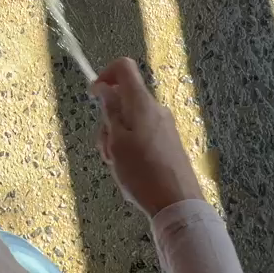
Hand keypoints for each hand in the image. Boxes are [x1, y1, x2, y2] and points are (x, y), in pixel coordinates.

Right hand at [92, 58, 203, 216]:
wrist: (179, 205)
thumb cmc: (142, 172)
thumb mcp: (117, 142)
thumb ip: (110, 112)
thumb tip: (106, 87)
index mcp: (141, 103)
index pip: (124, 67)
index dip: (105, 74)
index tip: (94, 97)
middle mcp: (155, 108)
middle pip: (124, 98)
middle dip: (108, 119)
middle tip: (107, 149)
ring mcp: (164, 126)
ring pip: (131, 120)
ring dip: (117, 137)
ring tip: (118, 165)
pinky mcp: (169, 143)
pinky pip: (143, 134)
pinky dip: (131, 146)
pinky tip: (131, 171)